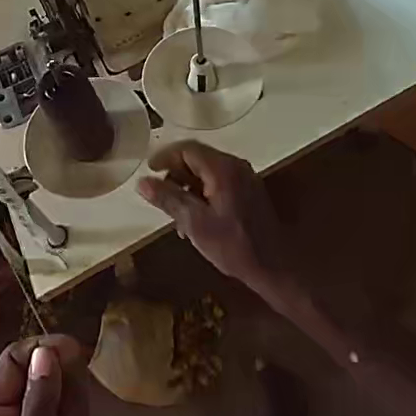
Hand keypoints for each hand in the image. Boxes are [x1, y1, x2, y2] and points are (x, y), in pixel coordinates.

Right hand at [137, 140, 295, 299]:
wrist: (273, 265)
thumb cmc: (232, 244)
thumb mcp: (194, 223)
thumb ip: (169, 199)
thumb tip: (142, 182)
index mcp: (223, 168)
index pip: (188, 149)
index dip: (165, 157)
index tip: (148, 171)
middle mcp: (235, 165)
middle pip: (198, 158)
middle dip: (175, 174)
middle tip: (158, 194)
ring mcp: (244, 177)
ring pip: (208, 171)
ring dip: (188, 186)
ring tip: (175, 213)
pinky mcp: (248, 191)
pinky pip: (219, 182)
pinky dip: (202, 192)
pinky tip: (194, 218)